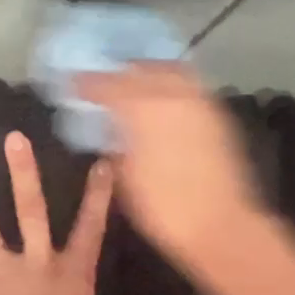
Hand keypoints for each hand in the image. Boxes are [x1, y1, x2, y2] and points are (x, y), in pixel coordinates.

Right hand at [76, 63, 265, 264]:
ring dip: (147, 73)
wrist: (221, 226)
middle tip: (104, 80)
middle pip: (139, 69)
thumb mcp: (125, 177)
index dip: (86, 82)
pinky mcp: (217, 114)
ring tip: (134, 83)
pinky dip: (171, 84)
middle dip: (119, 72)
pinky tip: (163, 98)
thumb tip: (110, 125)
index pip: (107, 84)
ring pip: (168, 71)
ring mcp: (198, 102)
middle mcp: (171, 95)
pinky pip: (188, 86)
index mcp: (142, 109)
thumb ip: (115, 142)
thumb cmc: (164, 208)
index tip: (73, 83)